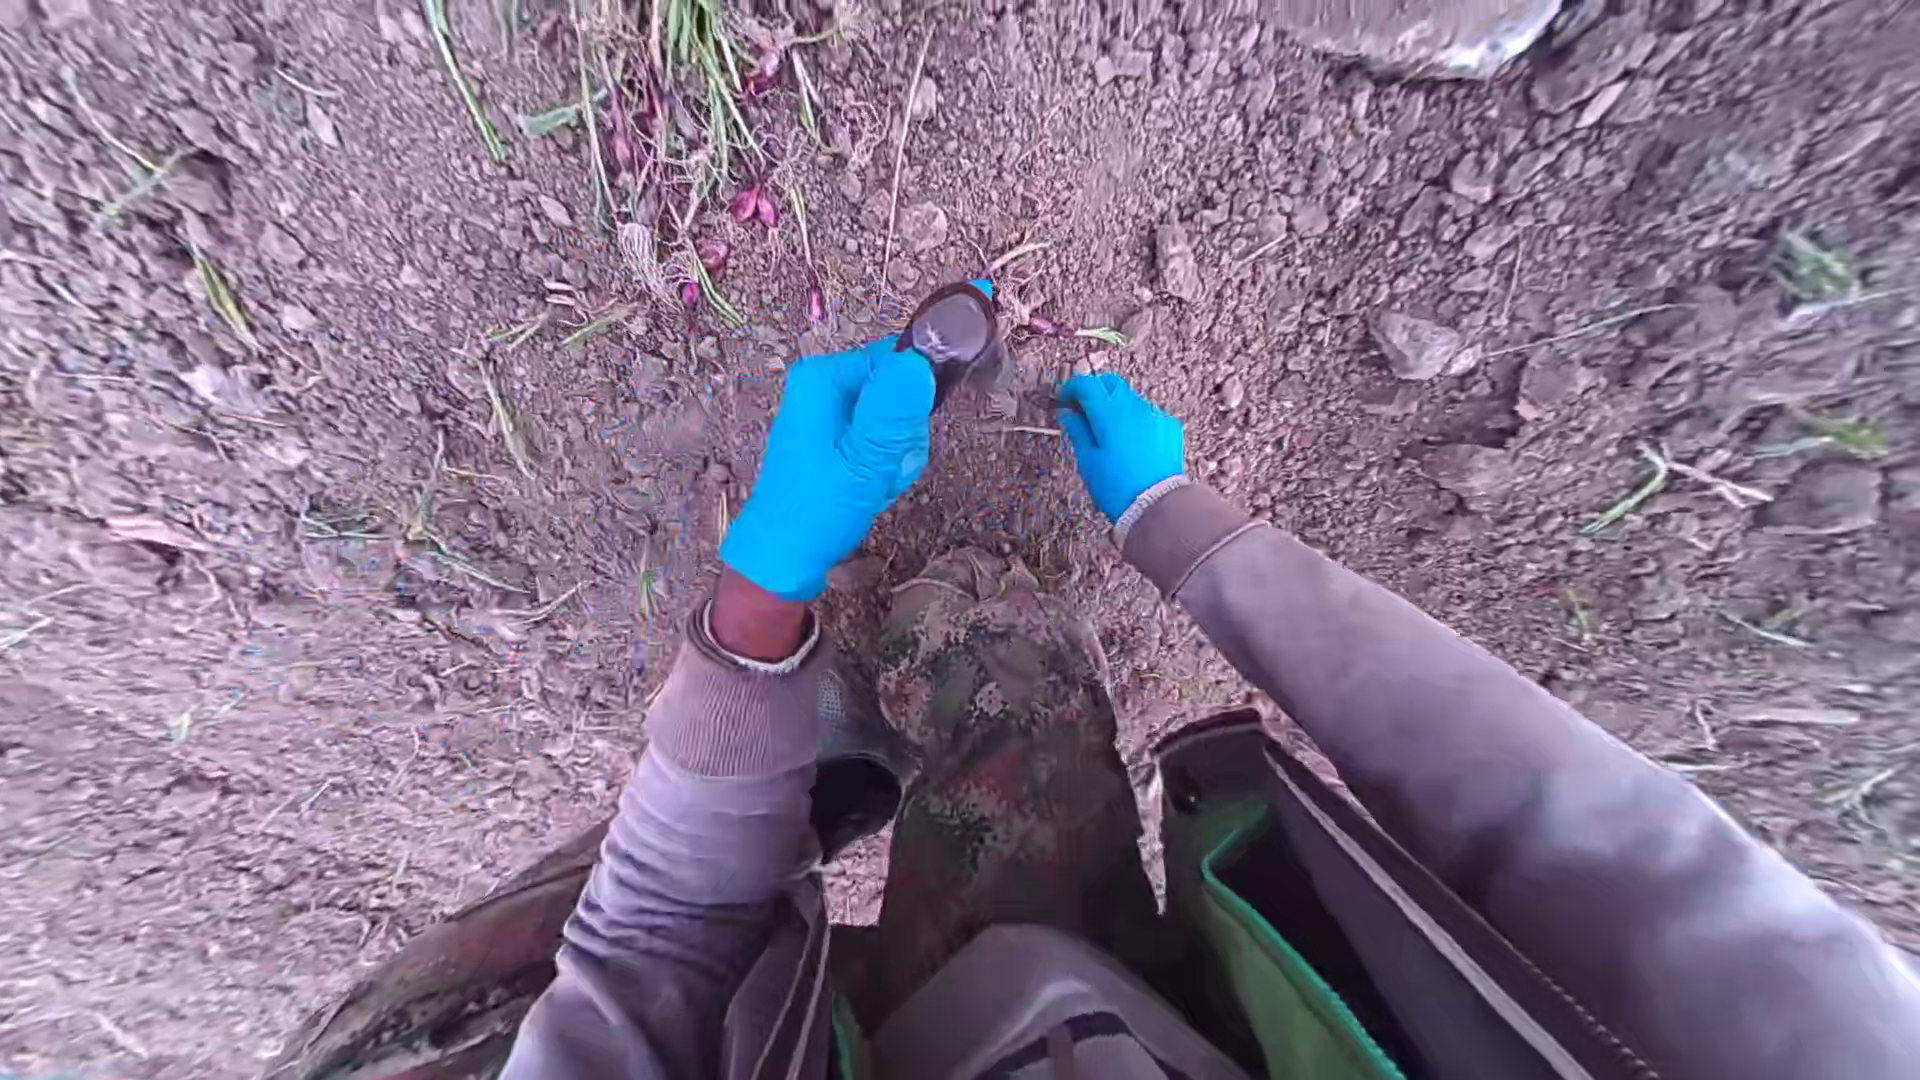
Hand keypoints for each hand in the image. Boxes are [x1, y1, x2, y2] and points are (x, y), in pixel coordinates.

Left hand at [720, 337, 933, 600]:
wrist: (784, 558)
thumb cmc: (816, 511)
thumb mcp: (861, 463)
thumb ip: (891, 414)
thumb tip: (918, 362)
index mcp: (823, 378)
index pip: (898, 363)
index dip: (912, 403)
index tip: (902, 442)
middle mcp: (826, 386)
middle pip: (899, 393)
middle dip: (903, 439)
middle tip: (885, 472)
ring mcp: (832, 414)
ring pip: (897, 422)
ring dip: (897, 459)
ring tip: (875, 484)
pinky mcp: (838, 439)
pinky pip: (882, 442)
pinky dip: (885, 468)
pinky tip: (871, 488)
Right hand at [1055, 374, 1185, 521]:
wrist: (1157, 505)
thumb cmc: (1120, 488)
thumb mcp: (1088, 461)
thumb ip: (1077, 431)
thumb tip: (1068, 415)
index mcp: (1109, 414)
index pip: (1086, 385)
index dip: (1071, 388)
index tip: (1063, 398)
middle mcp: (1134, 408)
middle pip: (1110, 383)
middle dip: (1093, 390)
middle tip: (1081, 409)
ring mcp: (1154, 415)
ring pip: (1129, 398)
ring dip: (1113, 406)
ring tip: (1104, 430)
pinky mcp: (1168, 427)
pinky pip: (1146, 414)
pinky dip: (1133, 419)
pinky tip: (1127, 442)